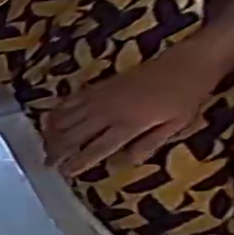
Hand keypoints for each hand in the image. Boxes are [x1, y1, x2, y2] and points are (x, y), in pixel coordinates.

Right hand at [39, 42, 228, 174]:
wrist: (188, 61)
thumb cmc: (187, 95)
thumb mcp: (177, 124)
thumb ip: (148, 144)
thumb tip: (124, 163)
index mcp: (129, 124)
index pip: (96, 149)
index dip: (78, 163)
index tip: (65, 173)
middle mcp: (107, 112)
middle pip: (72, 136)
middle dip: (56, 152)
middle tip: (47, 164)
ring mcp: (99, 98)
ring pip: (64, 120)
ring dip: (52, 135)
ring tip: (45, 147)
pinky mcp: (96, 87)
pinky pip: (68, 102)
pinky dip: (55, 113)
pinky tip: (49, 122)